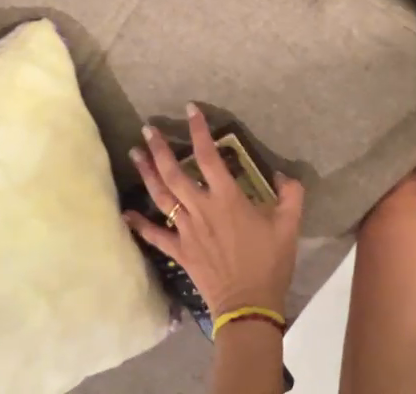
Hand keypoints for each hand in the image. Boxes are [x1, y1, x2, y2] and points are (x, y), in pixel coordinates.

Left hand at [124, 104, 305, 316]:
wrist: (248, 306)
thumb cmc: (270, 262)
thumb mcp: (290, 224)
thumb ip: (290, 194)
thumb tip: (282, 174)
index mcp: (227, 198)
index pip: (209, 156)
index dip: (199, 131)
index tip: (191, 110)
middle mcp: (202, 208)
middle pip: (174, 173)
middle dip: (160, 149)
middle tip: (148, 129)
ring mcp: (186, 231)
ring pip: (161, 197)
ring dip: (147, 174)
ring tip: (134, 154)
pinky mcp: (179, 252)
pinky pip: (155, 235)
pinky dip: (138, 224)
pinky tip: (124, 212)